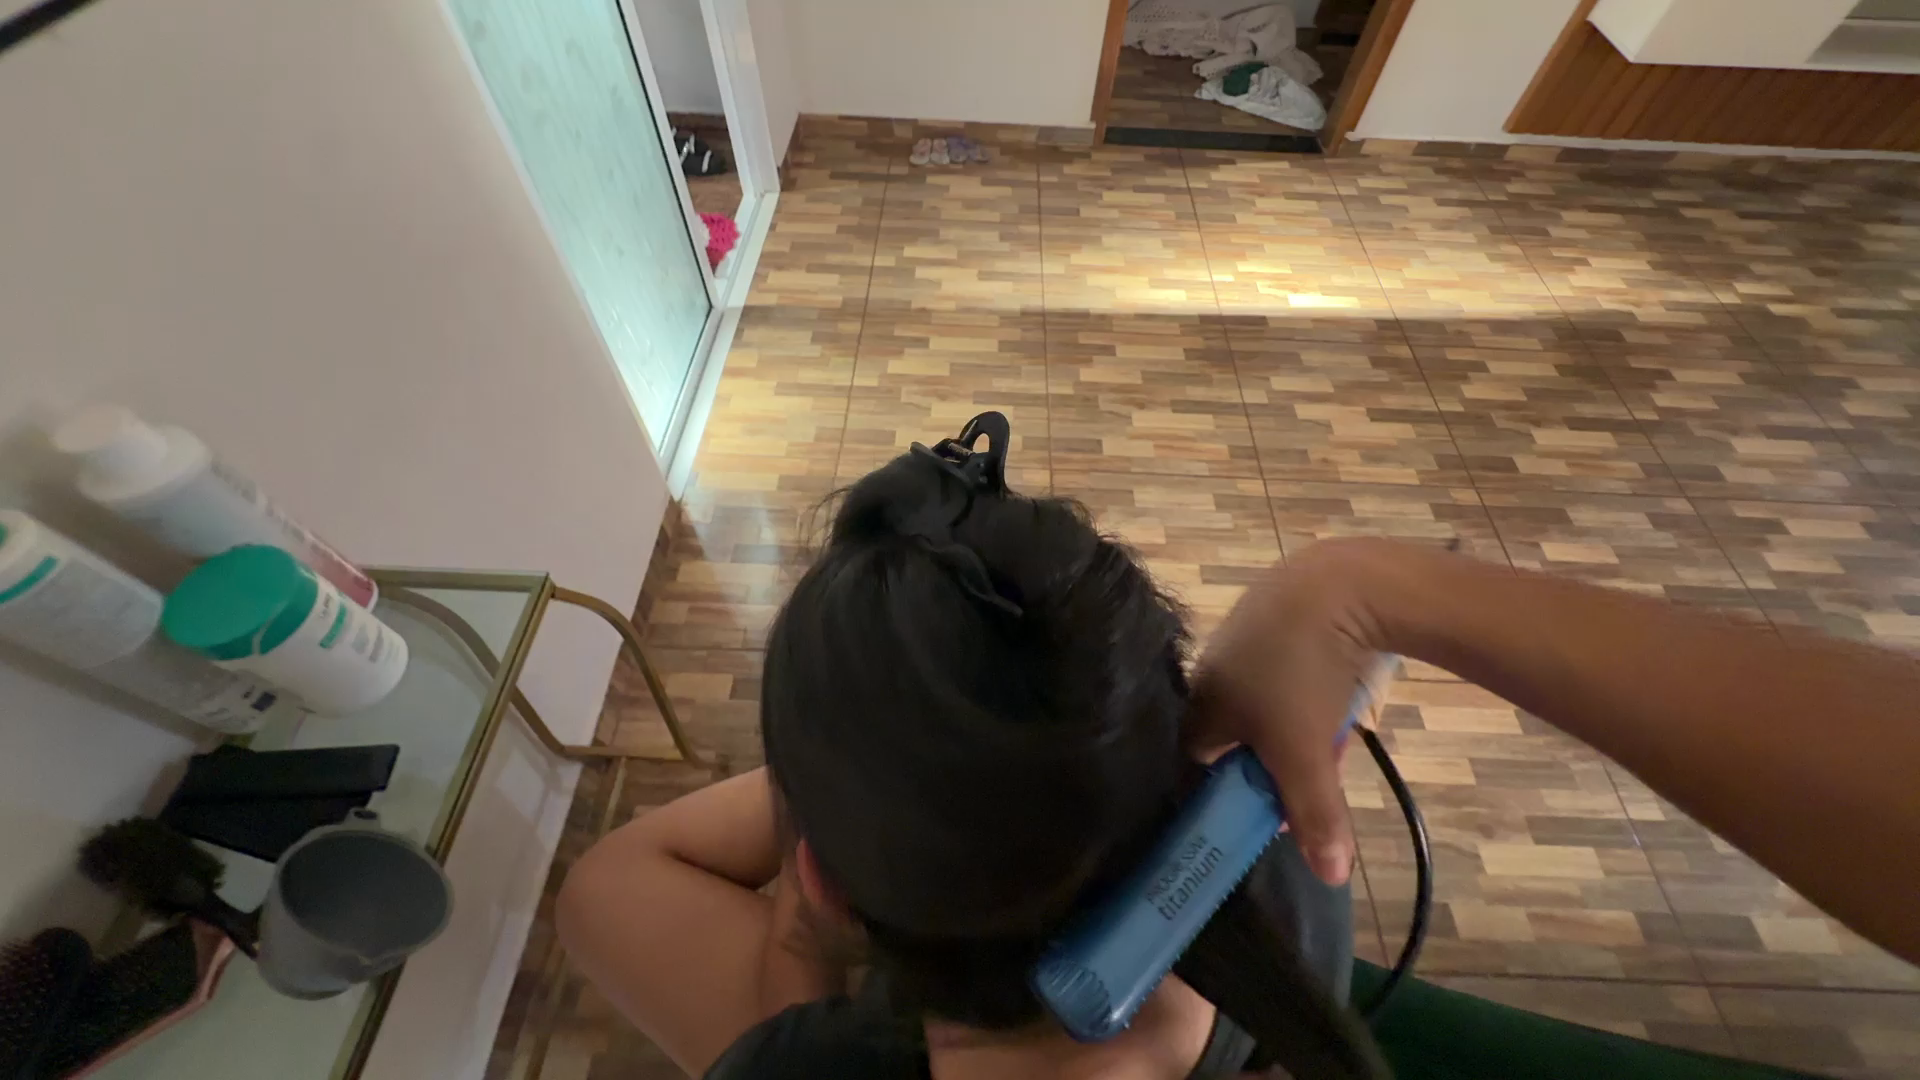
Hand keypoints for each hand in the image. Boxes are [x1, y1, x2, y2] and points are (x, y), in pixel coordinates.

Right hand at [1189, 539, 1399, 885]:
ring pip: (1262, 707)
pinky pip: (1282, 677)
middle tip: (1304, 784)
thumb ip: (1314, 815)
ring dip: (1293, 734)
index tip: (1259, 814)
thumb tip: (1331, 878)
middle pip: (1230, 737)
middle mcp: (1211, 672)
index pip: (1195, 760)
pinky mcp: (1277, 624)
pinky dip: (1306, 698)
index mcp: (1201, 702)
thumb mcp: (1306, 752)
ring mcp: (1243, 643)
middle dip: (1268, 766)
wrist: (1339, 584)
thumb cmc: (1299, 671)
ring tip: (1329, 743)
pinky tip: (1335, 701)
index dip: (1224, 792)